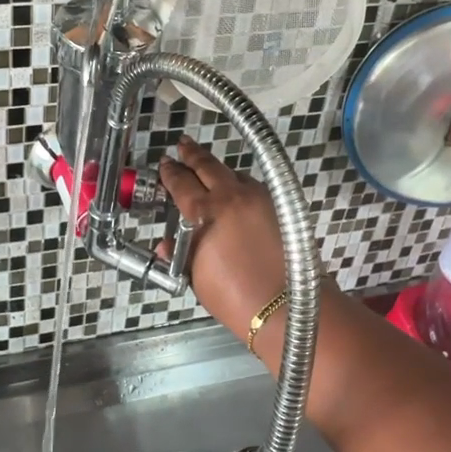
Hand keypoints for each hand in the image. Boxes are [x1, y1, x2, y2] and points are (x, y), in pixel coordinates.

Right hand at [157, 137, 290, 338]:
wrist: (286, 307)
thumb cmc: (233, 295)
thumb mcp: (195, 276)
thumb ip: (179, 253)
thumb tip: (165, 244)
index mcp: (206, 212)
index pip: (182, 183)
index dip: (170, 172)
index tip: (164, 163)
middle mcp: (233, 196)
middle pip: (208, 166)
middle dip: (192, 154)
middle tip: (182, 144)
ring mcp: (259, 197)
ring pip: (234, 173)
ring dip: (217, 168)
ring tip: (206, 166)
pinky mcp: (278, 206)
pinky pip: (252, 185)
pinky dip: (238, 183)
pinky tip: (234, 191)